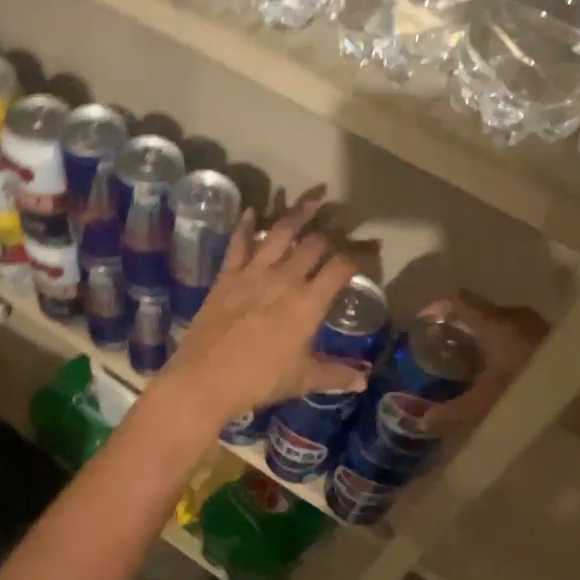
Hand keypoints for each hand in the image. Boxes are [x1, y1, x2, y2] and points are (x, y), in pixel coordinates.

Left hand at [156, 185, 366, 419]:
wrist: (206, 378)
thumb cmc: (260, 380)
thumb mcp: (303, 379)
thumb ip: (335, 375)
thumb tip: (363, 382)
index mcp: (309, 303)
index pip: (341, 268)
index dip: (360, 254)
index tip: (372, 246)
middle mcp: (285, 279)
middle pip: (314, 244)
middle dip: (332, 232)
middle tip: (342, 223)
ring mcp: (253, 273)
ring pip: (280, 233)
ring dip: (298, 213)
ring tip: (314, 197)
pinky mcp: (226, 276)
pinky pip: (238, 244)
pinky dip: (245, 225)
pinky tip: (250, 211)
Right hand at [419, 291, 579, 449]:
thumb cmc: (535, 393)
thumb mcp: (487, 406)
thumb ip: (452, 413)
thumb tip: (422, 422)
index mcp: (496, 323)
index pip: (457, 302)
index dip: (435, 309)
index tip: (419, 324)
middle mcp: (515, 318)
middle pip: (477, 313)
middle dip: (455, 328)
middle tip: (436, 349)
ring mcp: (537, 328)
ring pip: (497, 325)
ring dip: (478, 340)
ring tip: (461, 363)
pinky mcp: (552, 343)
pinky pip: (514, 337)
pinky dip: (498, 348)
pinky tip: (493, 372)